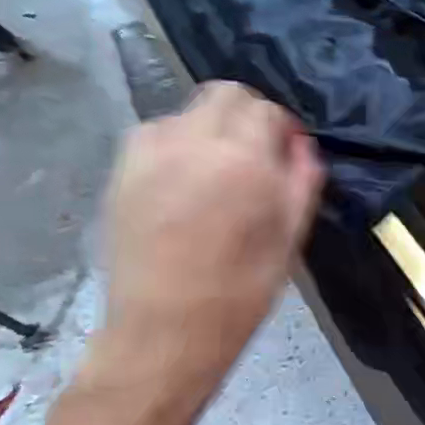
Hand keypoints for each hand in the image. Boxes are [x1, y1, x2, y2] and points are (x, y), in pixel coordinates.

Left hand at [77, 82, 323, 424]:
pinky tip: (184, 180)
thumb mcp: (290, 236)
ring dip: (211, 128)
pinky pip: (155, 134)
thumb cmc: (241, 290)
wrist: (165, 330)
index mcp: (243, 159)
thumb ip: (302, 179)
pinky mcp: (122, 171)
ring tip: (218, 170)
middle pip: (224, 94)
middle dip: (247, 115)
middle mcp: (193, 142)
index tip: (287, 151)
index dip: (283, 127)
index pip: (266, 110)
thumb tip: (301, 145)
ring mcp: (151, 153)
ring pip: (188, 111)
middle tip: (256, 153)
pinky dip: (177, 144)